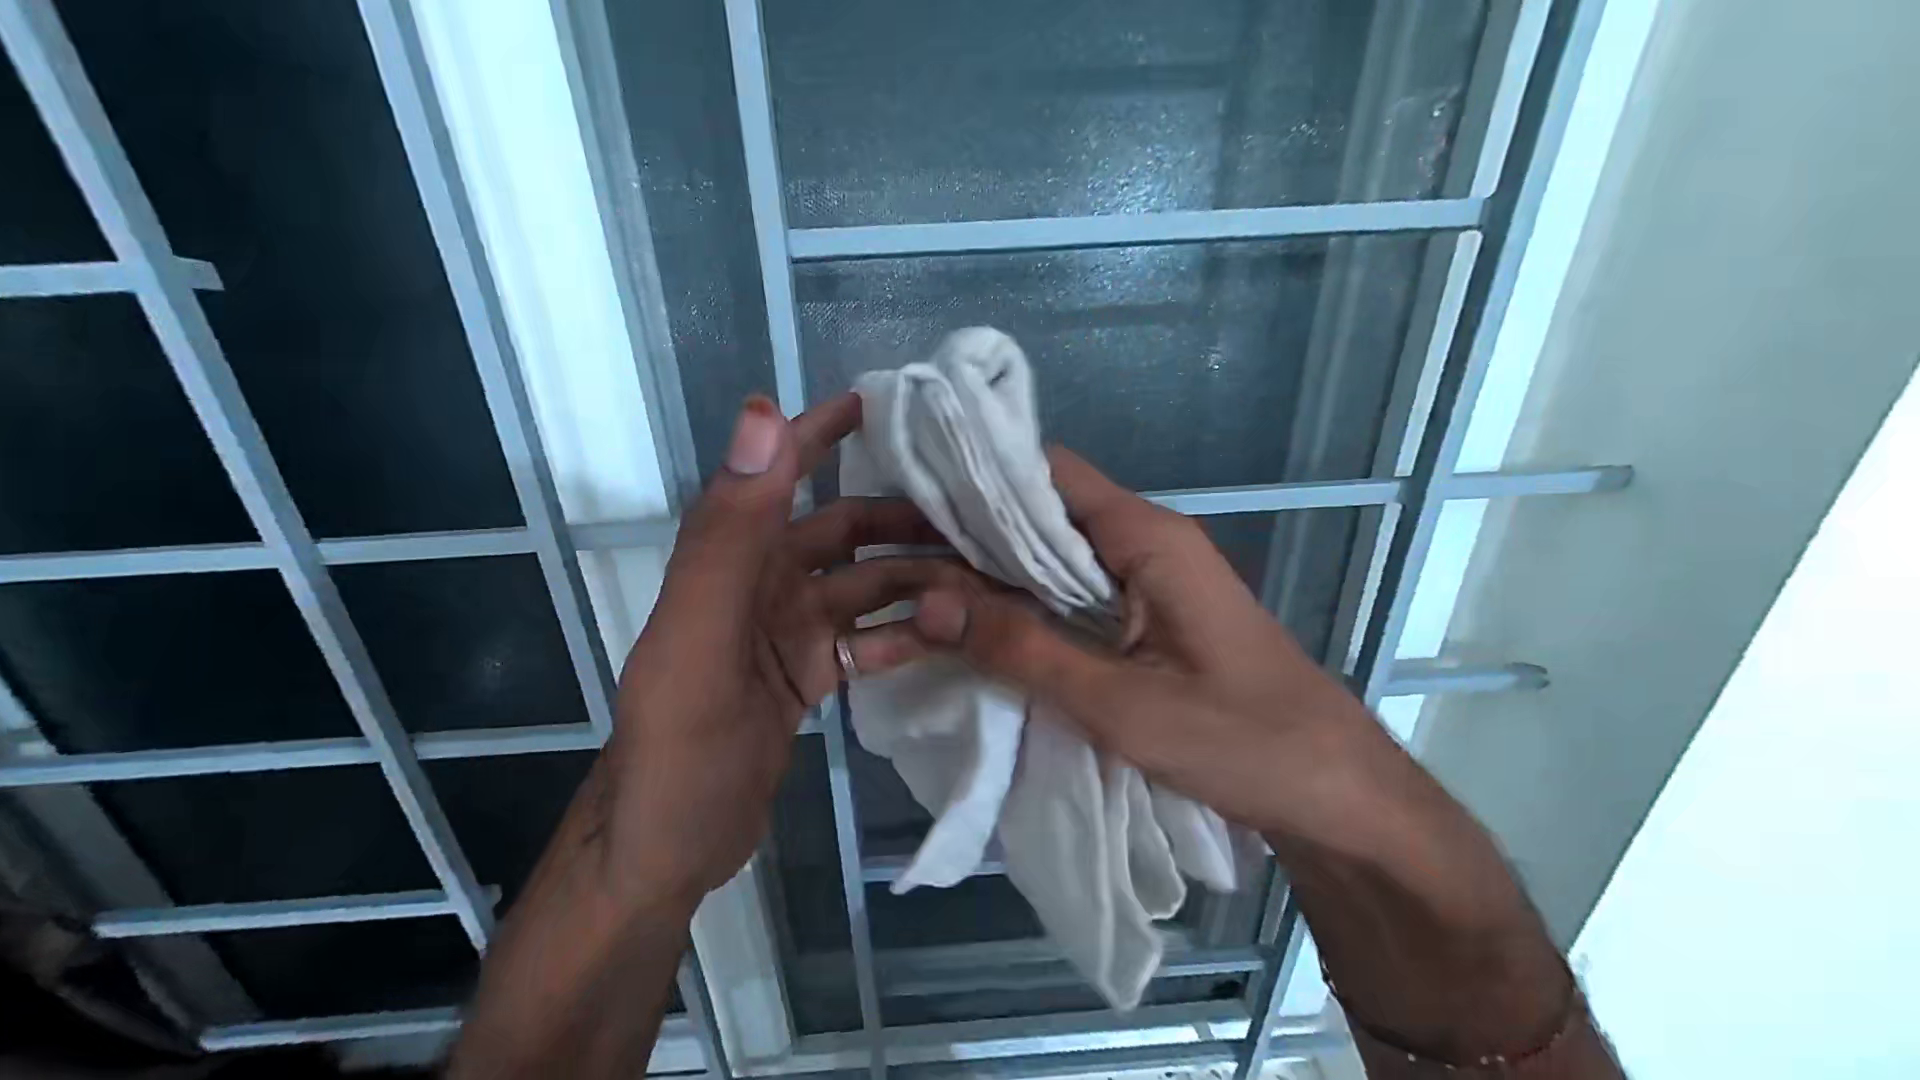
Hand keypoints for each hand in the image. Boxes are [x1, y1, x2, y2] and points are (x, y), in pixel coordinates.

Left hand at [602, 393, 953, 905]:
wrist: (665, 852)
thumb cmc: (678, 749)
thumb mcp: (701, 640)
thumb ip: (730, 533)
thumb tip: (762, 413)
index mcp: (732, 559)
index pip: (782, 472)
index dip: (824, 433)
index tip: (888, 403)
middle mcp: (764, 582)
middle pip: (848, 532)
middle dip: (909, 520)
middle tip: (983, 517)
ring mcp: (791, 631)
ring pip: (870, 587)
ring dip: (920, 582)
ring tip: (986, 585)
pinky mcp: (812, 674)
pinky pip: (869, 640)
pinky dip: (906, 634)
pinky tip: (953, 636)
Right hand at [858, 445, 1396, 852]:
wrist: (1336, 796)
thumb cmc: (1241, 743)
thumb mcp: (1119, 704)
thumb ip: (1023, 649)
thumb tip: (930, 603)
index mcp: (1146, 537)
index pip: (1048, 473)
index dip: (977, 477)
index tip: (909, 496)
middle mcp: (1145, 541)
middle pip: (1044, 512)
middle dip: (971, 529)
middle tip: (893, 547)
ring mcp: (1148, 580)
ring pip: (1054, 555)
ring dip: (993, 570)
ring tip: (916, 580)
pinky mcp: (1147, 617)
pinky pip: (1072, 592)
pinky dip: (1025, 602)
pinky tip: (979, 623)